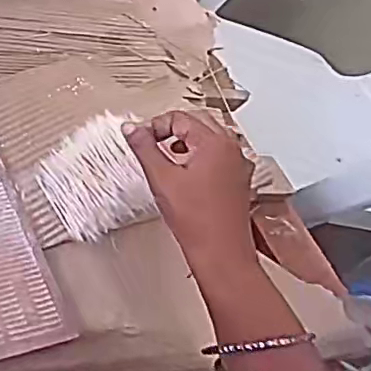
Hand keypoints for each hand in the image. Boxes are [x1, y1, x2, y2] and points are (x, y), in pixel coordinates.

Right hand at [127, 110, 253, 258]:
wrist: (220, 252)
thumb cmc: (197, 219)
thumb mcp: (160, 177)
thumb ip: (144, 147)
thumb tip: (132, 129)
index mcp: (215, 144)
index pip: (180, 118)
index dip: (155, 126)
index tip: (141, 140)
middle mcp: (232, 150)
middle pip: (197, 122)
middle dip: (169, 130)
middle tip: (149, 144)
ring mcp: (238, 165)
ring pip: (207, 138)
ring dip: (183, 141)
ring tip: (164, 158)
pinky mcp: (237, 180)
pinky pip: (216, 155)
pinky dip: (197, 155)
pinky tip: (182, 173)